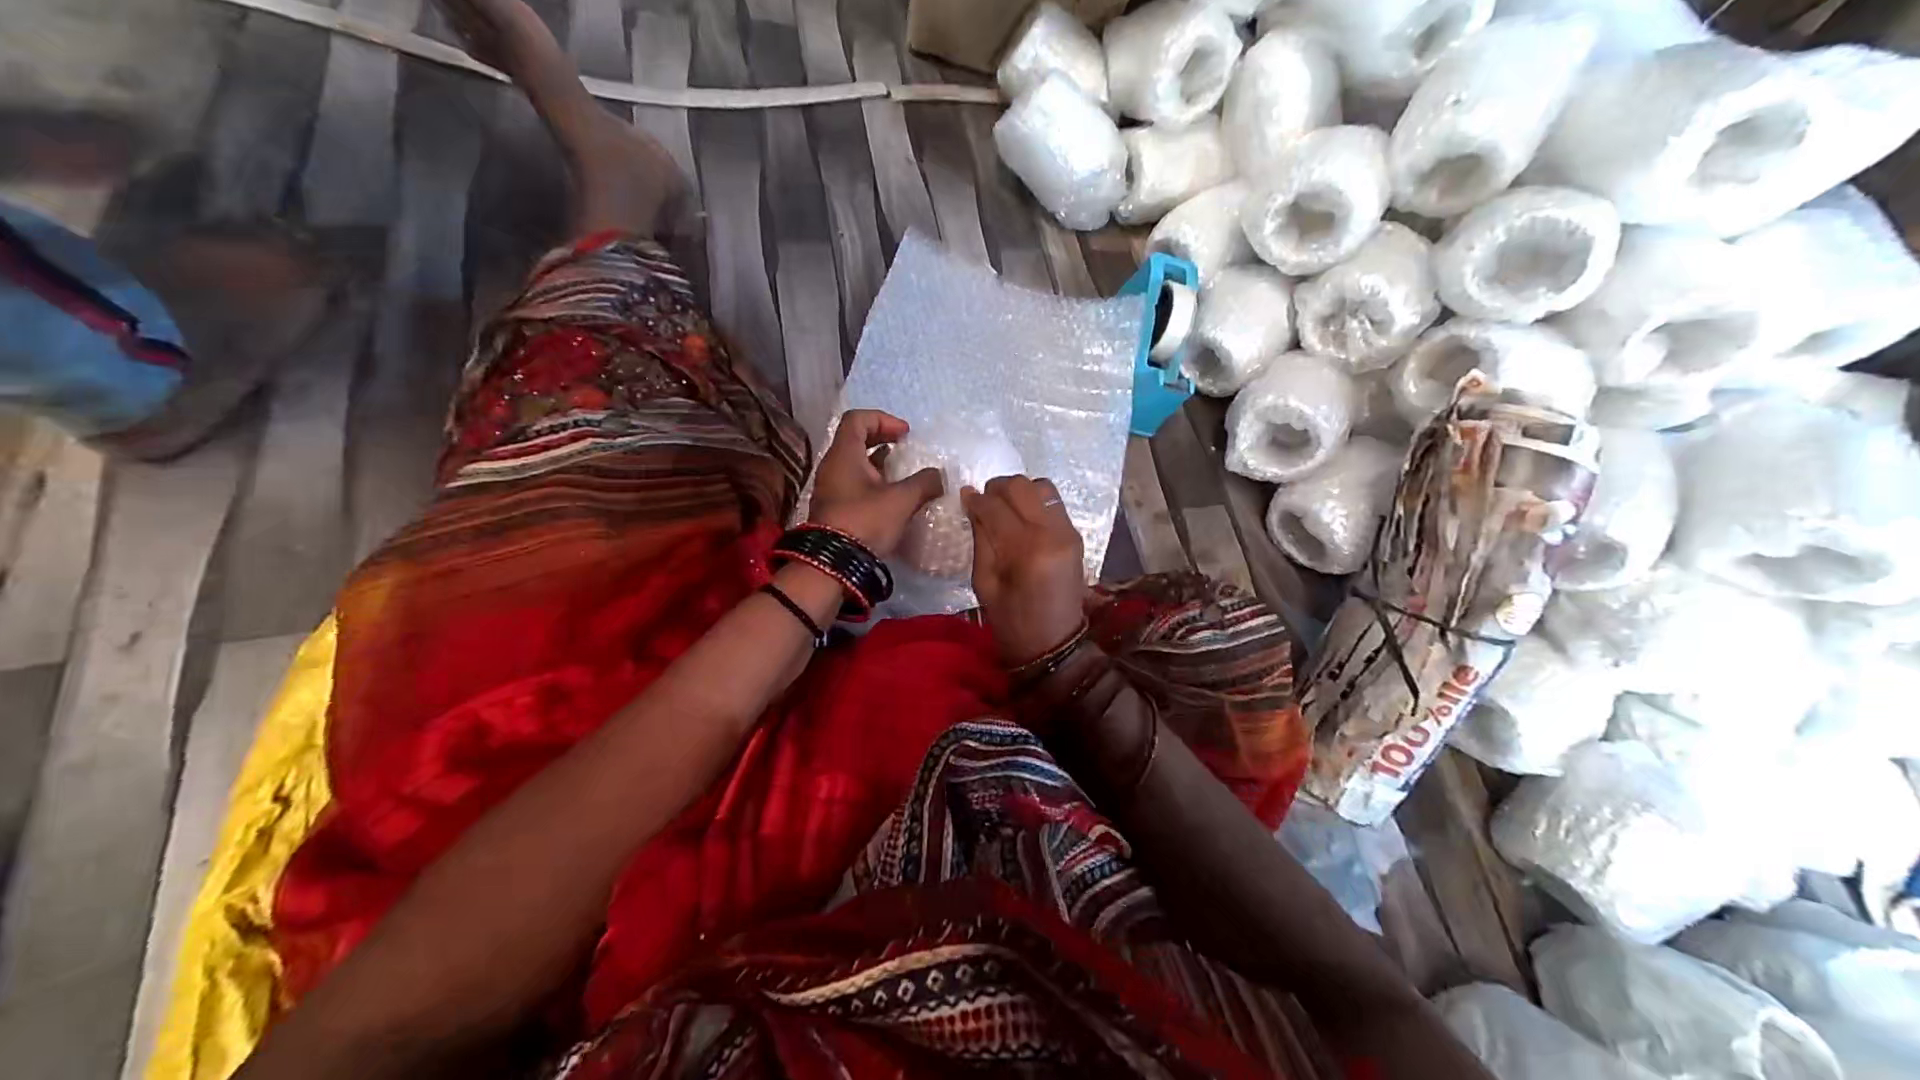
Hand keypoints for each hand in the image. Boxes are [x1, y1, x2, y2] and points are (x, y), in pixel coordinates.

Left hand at [808, 410, 943, 554]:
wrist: (833, 564)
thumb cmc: (865, 522)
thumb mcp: (901, 500)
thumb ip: (924, 483)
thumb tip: (939, 476)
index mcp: (844, 455)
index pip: (857, 419)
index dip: (883, 419)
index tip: (905, 434)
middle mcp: (832, 466)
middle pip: (854, 439)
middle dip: (881, 438)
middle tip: (904, 447)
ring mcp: (830, 487)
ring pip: (854, 463)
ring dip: (877, 462)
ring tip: (901, 472)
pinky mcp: (833, 507)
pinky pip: (852, 482)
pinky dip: (872, 480)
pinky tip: (890, 495)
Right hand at [963, 476, 1086, 665]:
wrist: (1055, 644)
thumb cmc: (1012, 622)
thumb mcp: (984, 582)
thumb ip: (980, 537)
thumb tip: (972, 500)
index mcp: (1026, 549)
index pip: (995, 507)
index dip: (976, 500)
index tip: (965, 500)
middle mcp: (1052, 533)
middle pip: (1021, 486)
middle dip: (997, 489)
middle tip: (984, 503)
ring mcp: (1068, 532)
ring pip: (1041, 487)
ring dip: (1019, 492)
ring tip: (1004, 508)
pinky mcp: (1076, 535)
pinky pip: (1053, 503)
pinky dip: (1034, 502)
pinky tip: (1021, 518)